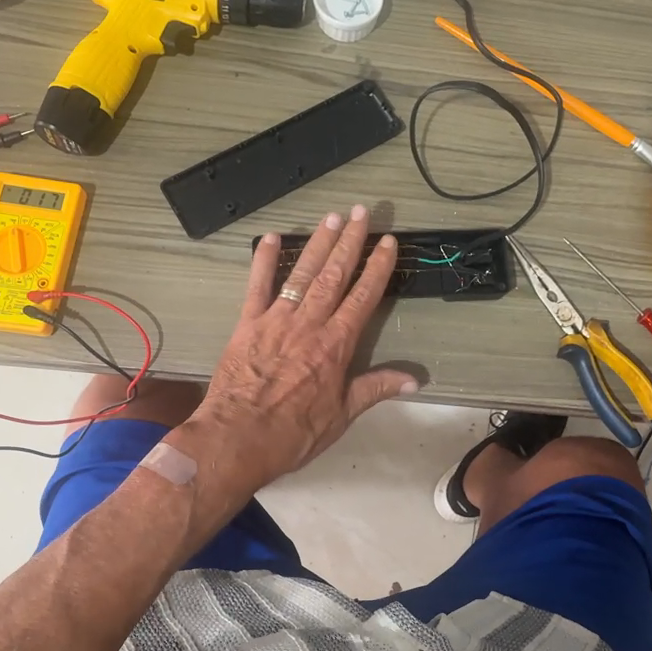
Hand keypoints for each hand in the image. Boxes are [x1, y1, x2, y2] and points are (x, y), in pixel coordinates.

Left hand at [173, 205, 417, 501]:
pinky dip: (263, 261)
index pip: (363, 297)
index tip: (387, 242)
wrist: (237, 438)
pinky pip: (257, 286)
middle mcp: (310, 324)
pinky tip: (270, 238)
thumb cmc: (293, 432)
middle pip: (335, 275)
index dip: (377, 267)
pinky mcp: (247, 324)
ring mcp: (276, 320)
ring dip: (317, 244)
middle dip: (350, 242)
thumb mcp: (341, 415)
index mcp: (336, 345)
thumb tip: (414, 380)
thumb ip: (375, 389)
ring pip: (302, 274)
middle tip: (360, 213)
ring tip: (330, 218)